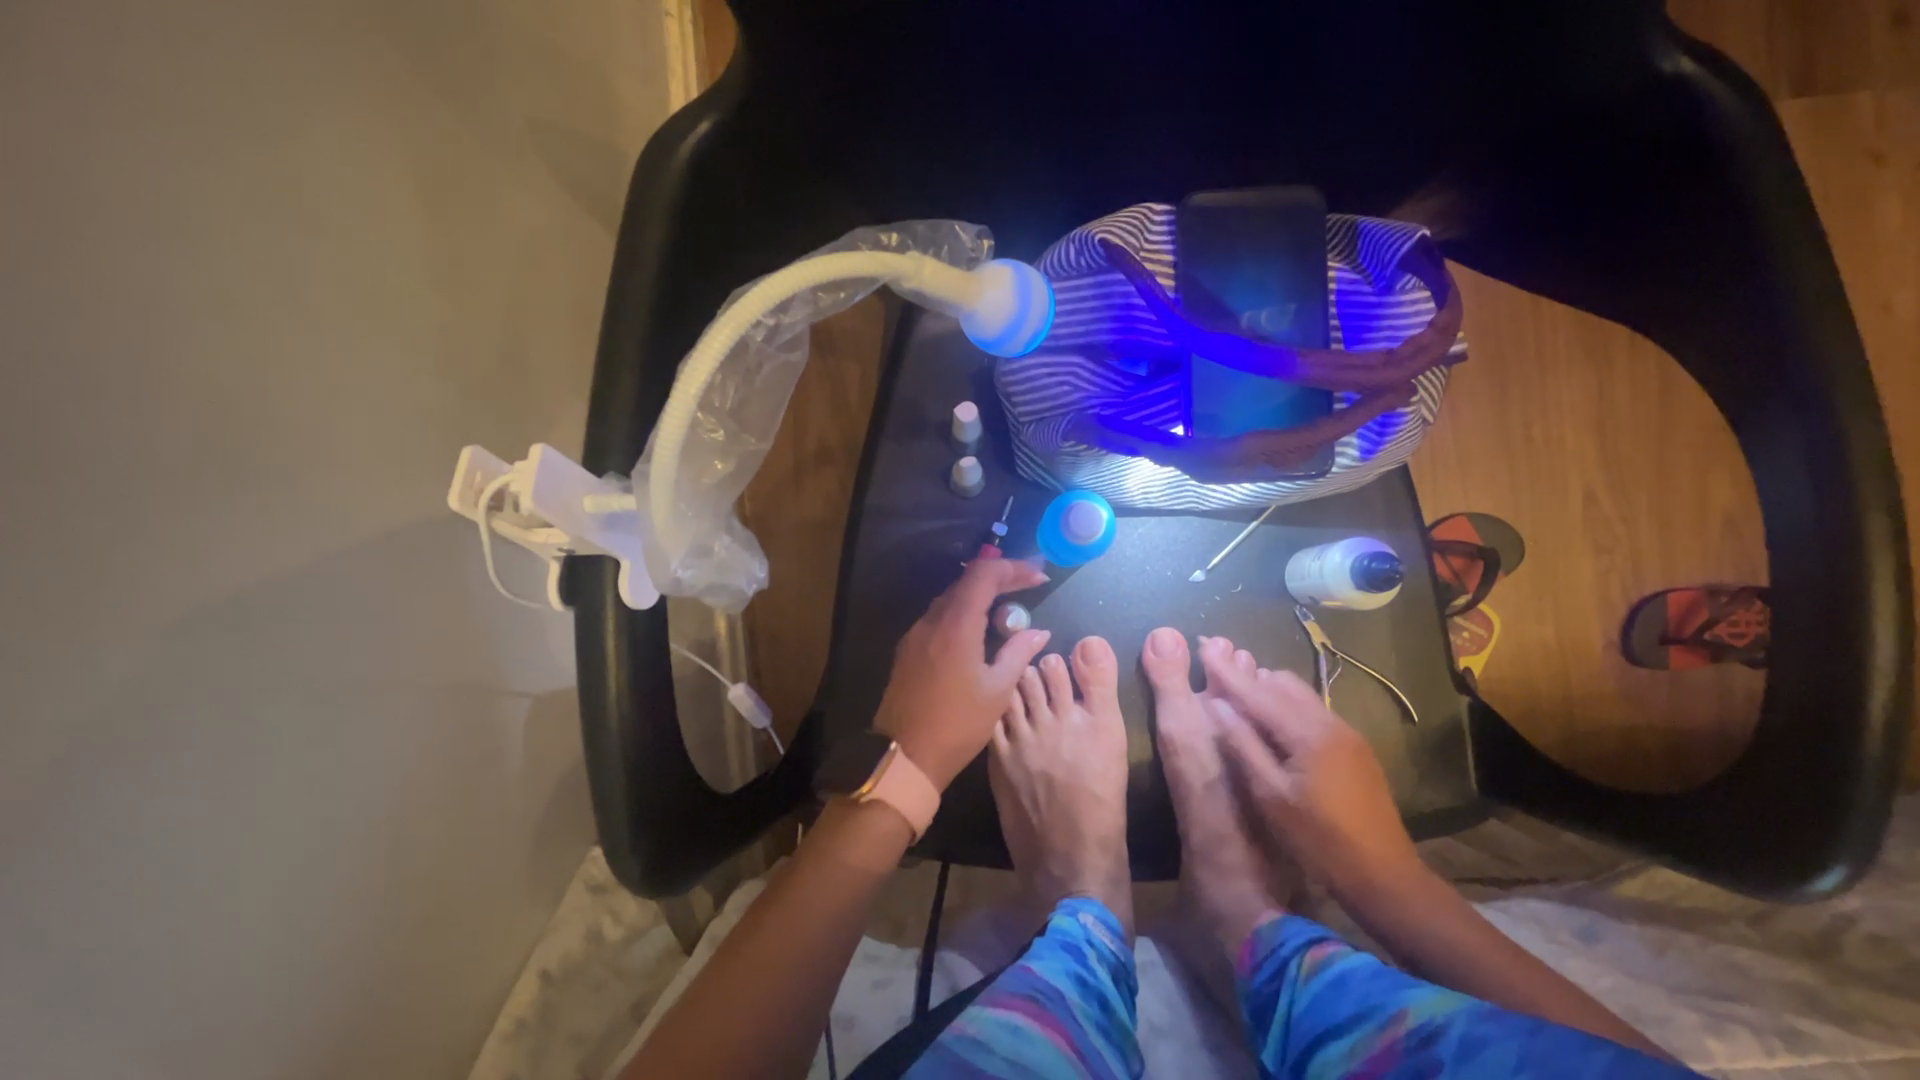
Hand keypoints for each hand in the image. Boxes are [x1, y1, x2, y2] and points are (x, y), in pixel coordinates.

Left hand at [873, 557, 1051, 789]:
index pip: (984, 574)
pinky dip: (962, 616)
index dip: (1014, 569)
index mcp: (956, 625)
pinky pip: (938, 620)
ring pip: (950, 601)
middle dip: (999, 580)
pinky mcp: (907, 651)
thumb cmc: (957, 725)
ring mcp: (915, 635)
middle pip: (966, 583)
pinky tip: (978, 634)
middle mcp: (931, 621)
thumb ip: (1018, 654)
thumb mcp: (998, 691)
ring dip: (979, 598)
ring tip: (1007, 613)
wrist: (904, 756)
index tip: (1038, 578)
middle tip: (1028, 589)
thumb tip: (1037, 632)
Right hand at [1195, 637, 1424, 900]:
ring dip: (1268, 691)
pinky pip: (1313, 712)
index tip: (1203, 645)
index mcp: (1307, 733)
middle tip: (1215, 672)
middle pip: (1282, 683)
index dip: (1226, 671)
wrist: (1385, 875)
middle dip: (1248, 676)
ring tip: (1238, 697)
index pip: (1257, 692)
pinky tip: (1271, 726)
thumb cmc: (1319, 841)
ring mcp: (1348, 734)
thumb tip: (1216, 705)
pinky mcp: (1355, 748)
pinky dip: (1287, 708)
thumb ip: (1243, 746)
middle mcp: (1330, 722)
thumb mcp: (1270, 797)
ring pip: (1300, 695)